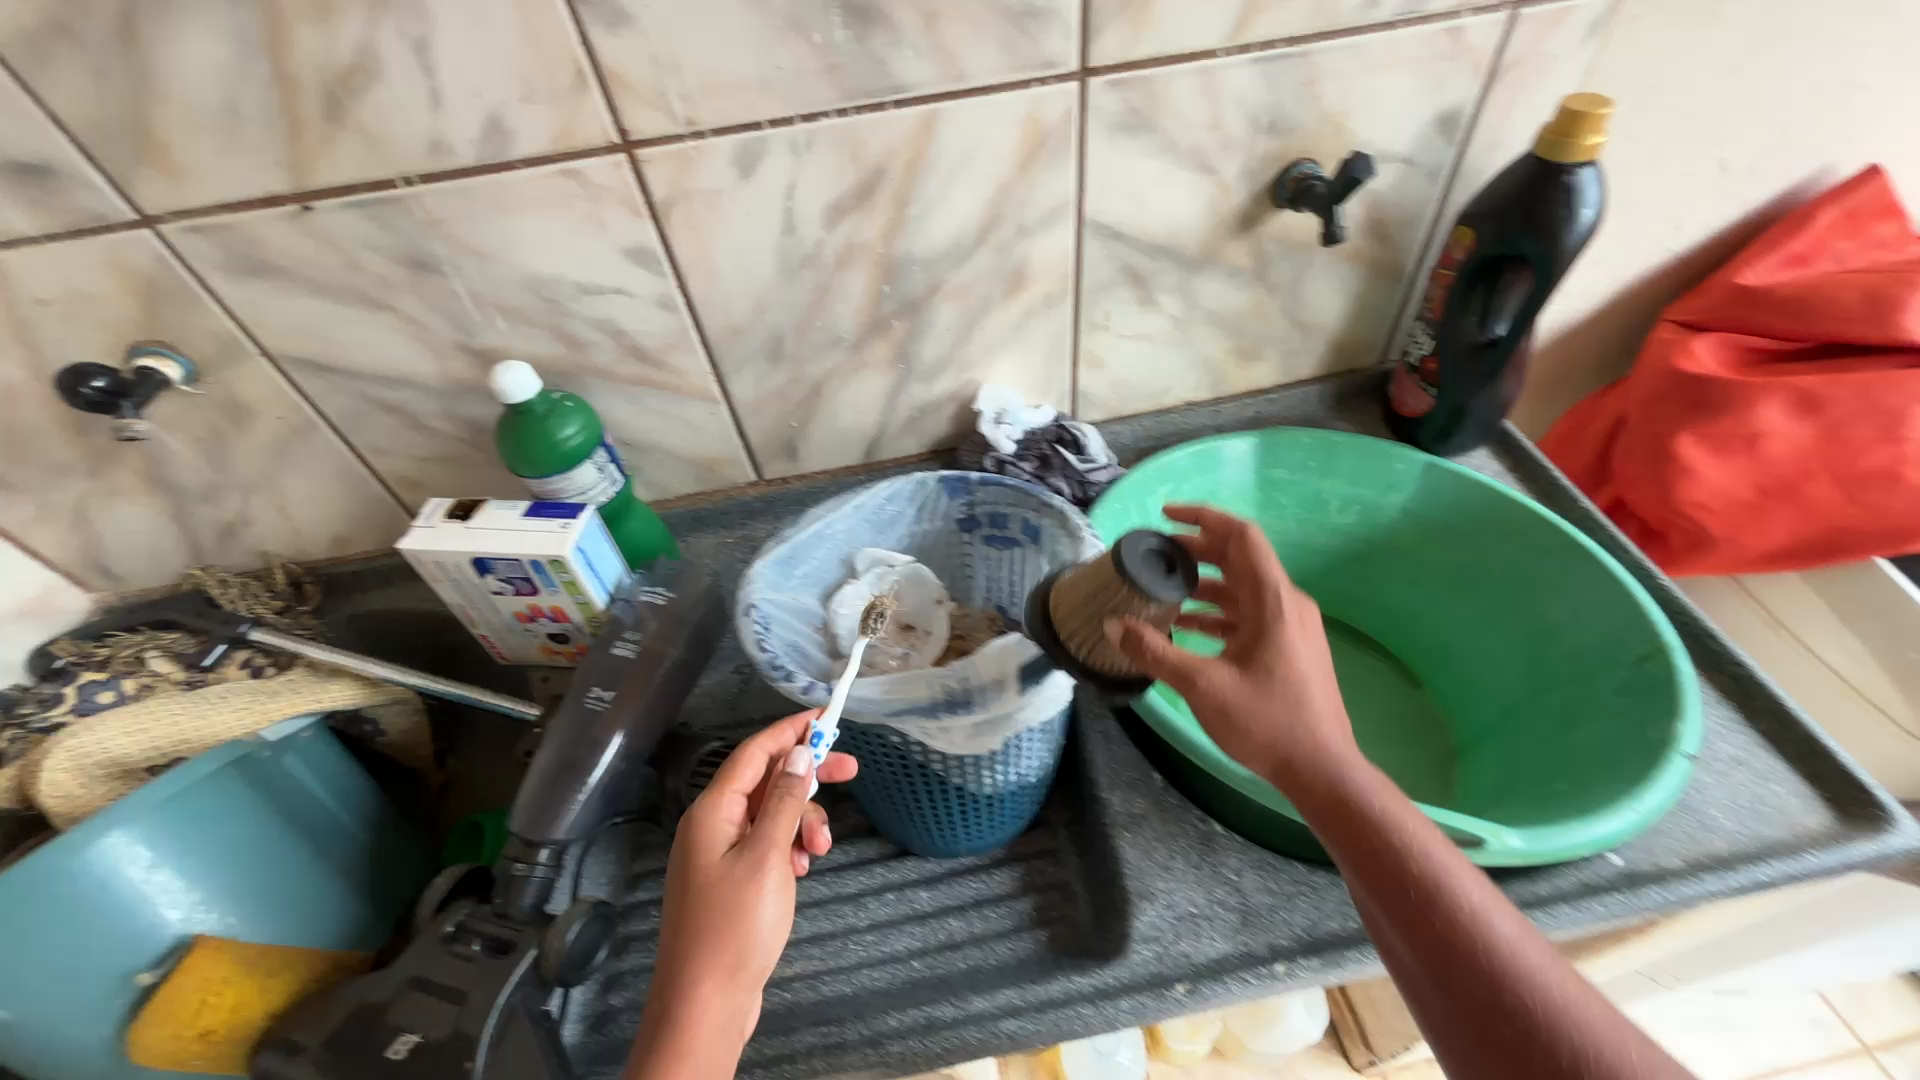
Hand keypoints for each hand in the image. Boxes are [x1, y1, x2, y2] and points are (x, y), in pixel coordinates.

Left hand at [629, 710, 856, 1078]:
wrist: (705, 1004)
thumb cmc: (735, 925)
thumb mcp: (768, 856)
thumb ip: (785, 801)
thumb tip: (798, 754)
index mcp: (713, 810)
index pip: (754, 753)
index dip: (789, 731)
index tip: (824, 717)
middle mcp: (712, 824)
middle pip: (766, 781)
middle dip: (807, 777)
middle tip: (852, 770)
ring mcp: (720, 853)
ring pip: (771, 815)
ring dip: (802, 822)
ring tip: (821, 850)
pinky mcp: (731, 879)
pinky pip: (767, 844)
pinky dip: (790, 847)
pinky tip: (803, 868)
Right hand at [1106, 505, 1359, 791]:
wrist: (1322, 770)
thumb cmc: (1266, 721)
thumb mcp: (1201, 685)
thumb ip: (1155, 652)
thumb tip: (1114, 626)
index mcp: (1273, 601)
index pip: (1241, 537)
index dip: (1203, 518)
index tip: (1166, 517)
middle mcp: (1287, 605)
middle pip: (1240, 560)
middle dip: (1197, 551)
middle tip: (1156, 555)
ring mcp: (1292, 628)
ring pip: (1243, 589)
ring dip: (1204, 584)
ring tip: (1163, 588)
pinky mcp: (1289, 649)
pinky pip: (1250, 615)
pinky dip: (1218, 613)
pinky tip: (1186, 628)